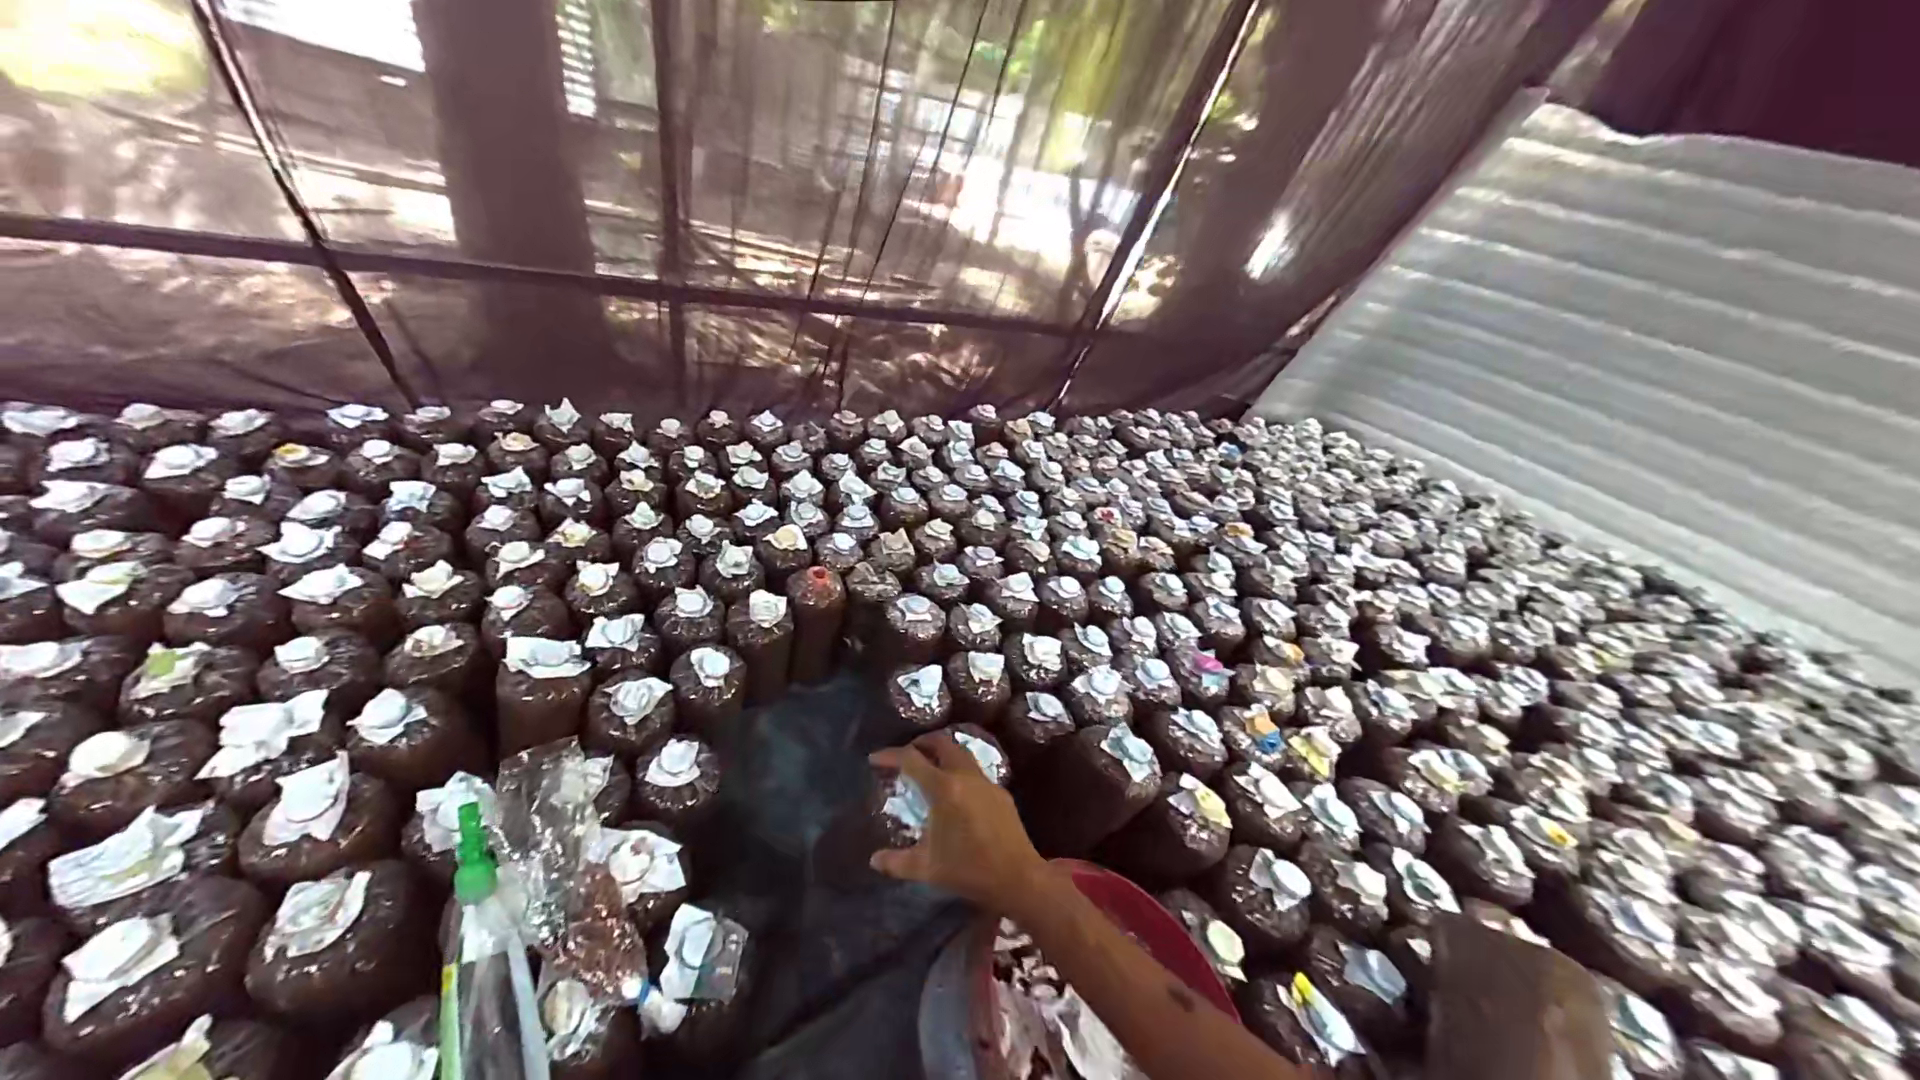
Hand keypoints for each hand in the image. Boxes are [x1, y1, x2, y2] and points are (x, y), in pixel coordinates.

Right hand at [868, 732, 1049, 914]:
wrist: (1018, 878)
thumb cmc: (969, 871)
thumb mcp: (927, 869)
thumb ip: (896, 862)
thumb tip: (874, 860)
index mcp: (943, 789)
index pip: (911, 760)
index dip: (890, 755)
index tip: (874, 759)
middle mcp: (965, 777)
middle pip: (941, 743)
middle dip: (920, 743)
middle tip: (905, 755)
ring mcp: (986, 782)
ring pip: (961, 753)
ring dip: (942, 753)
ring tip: (928, 768)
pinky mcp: (1000, 793)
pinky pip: (975, 771)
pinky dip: (959, 770)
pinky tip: (955, 792)